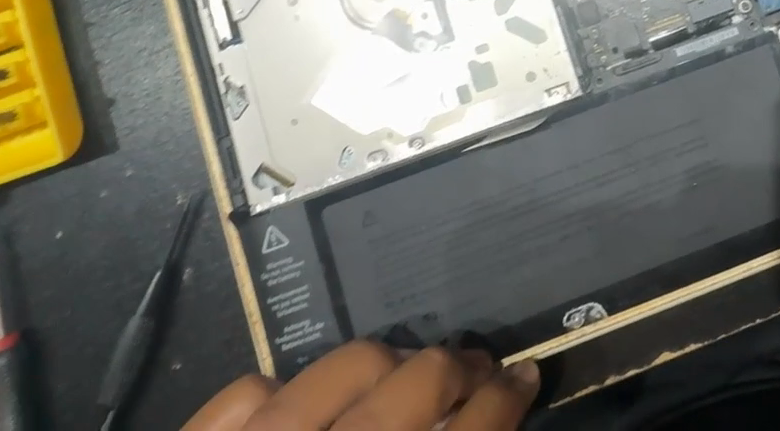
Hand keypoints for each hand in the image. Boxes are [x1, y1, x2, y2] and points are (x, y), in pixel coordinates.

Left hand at [181, 342, 538, 430]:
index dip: (505, 401)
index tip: (526, 379)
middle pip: (418, 381)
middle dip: (465, 370)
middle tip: (481, 380)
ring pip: (349, 365)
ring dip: (396, 365)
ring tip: (410, 380)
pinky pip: (253, 390)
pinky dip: (285, 393)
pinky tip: (303, 415)